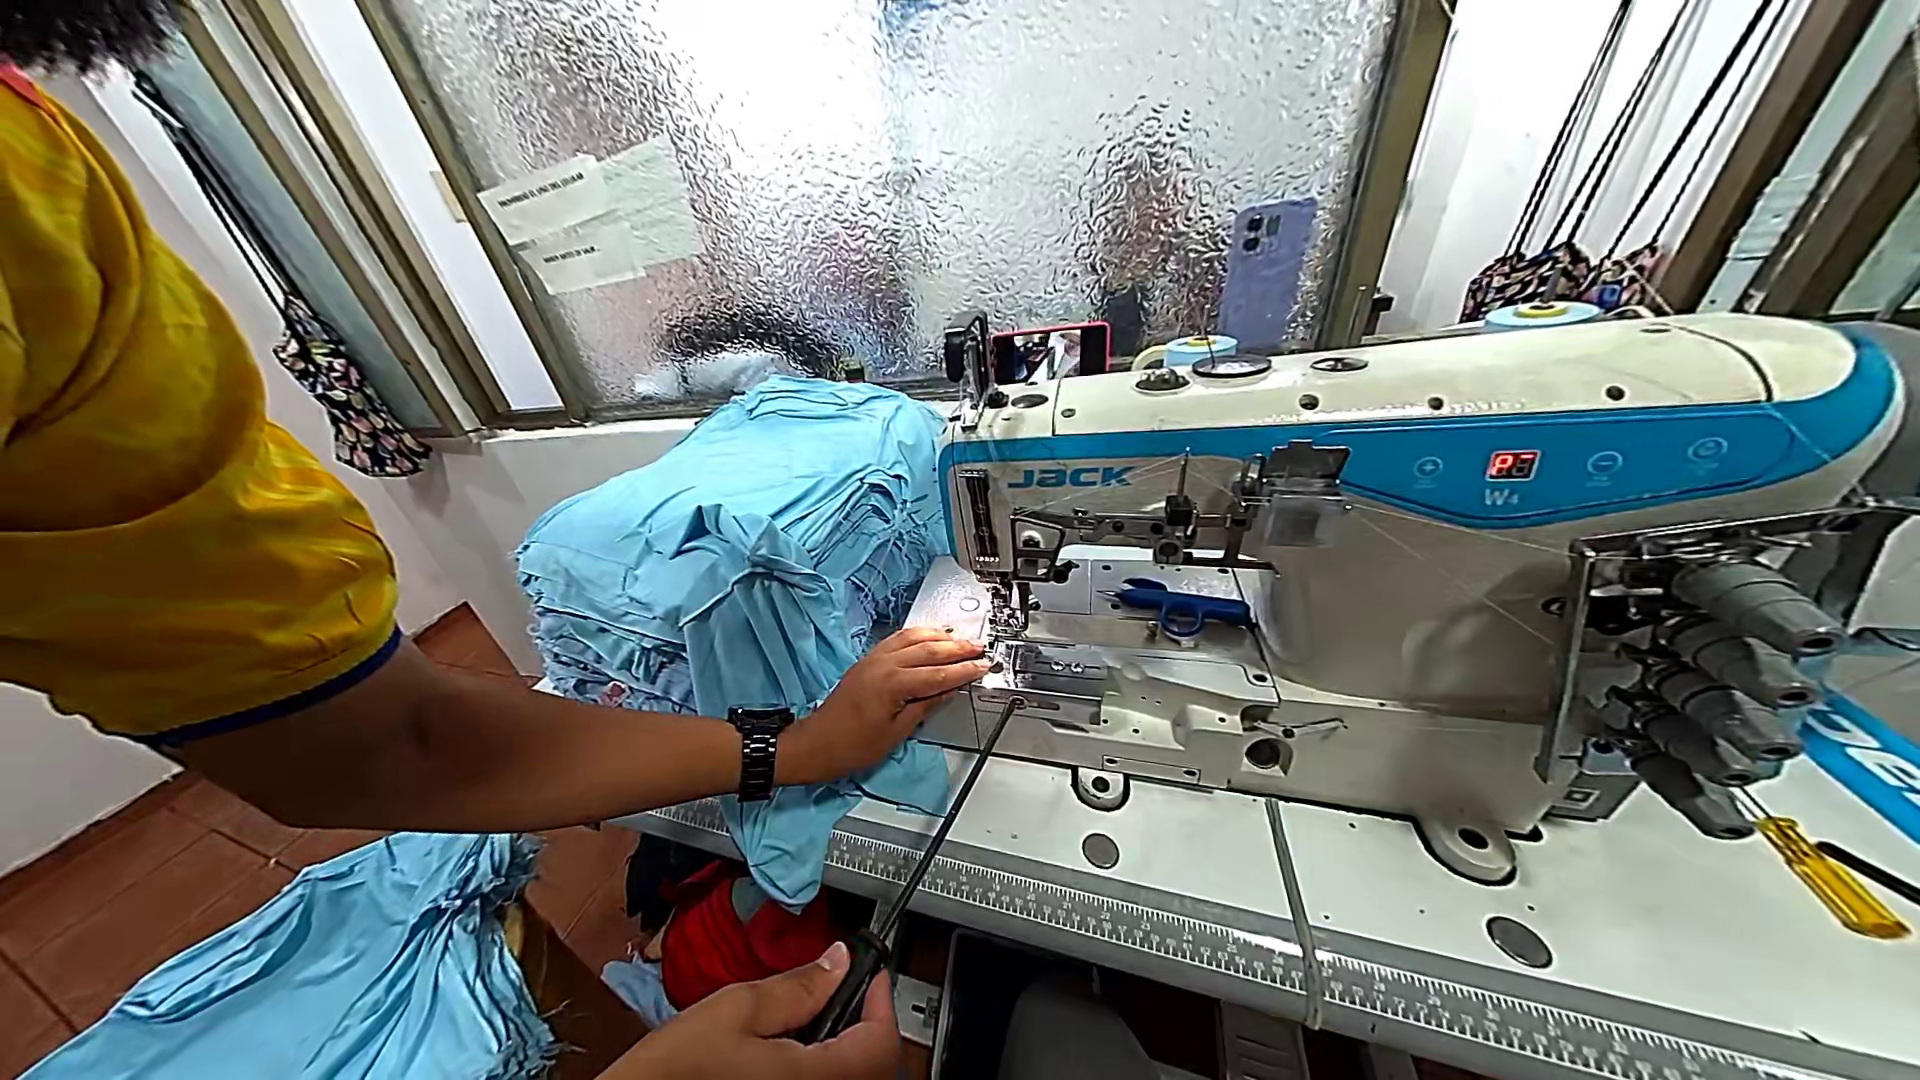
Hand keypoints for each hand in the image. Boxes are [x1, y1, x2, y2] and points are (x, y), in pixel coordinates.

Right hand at [604, 941, 899, 1079]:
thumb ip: (796, 986)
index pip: (881, 1043)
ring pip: (852, 1077)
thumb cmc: (673, 1071)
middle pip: (872, 1064)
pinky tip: (801, 1047)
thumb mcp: (736, 1009)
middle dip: (867, 1022)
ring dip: (849, 1044)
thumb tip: (839, 960)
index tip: (872, 970)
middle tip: (848, 987)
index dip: (882, 998)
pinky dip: (827, 1065)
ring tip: (824, 1012)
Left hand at [781, 626, 987, 784]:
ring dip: (939, 636)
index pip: (938, 674)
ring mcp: (874, 658)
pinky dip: (918, 634)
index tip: (983, 667)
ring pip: (913, 638)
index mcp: (892, 685)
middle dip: (958, 648)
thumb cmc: (853, 746)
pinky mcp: (868, 658)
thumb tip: (949, 690)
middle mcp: (883, 664)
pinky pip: (897, 638)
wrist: (816, 743)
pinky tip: (929, 637)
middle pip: (929, 650)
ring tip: (960, 639)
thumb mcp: (897, 733)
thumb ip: (925, 706)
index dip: (964, 670)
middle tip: (979, 648)